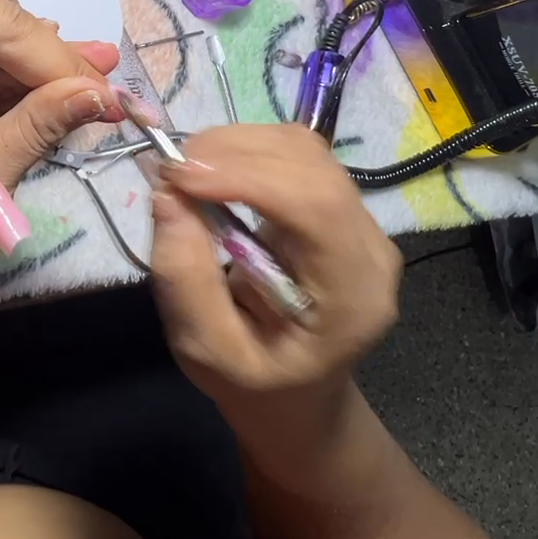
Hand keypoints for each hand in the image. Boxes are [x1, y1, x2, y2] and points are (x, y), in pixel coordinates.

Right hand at [148, 125, 400, 417]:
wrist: (295, 392)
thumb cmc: (253, 381)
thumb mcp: (205, 351)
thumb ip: (185, 280)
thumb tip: (167, 196)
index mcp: (352, 296)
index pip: (316, 206)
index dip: (246, 177)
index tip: (177, 176)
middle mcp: (370, 249)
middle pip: (311, 166)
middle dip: (232, 153)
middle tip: (168, 171)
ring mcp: (358, 222)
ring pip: (302, 149)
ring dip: (235, 146)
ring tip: (184, 173)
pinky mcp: (334, 204)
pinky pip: (295, 155)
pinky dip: (244, 149)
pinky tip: (211, 173)